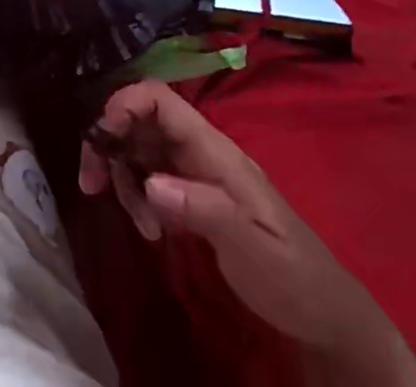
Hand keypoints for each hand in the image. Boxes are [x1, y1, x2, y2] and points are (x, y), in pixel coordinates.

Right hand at [79, 81, 415, 374]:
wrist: (323, 315)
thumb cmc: (293, 278)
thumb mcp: (253, 250)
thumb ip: (205, 210)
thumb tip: (151, 182)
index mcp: (215, 151)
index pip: (160, 99)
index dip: (123, 104)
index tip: (100, 140)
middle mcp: (199, 151)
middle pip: (139, 121)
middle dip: (109, 145)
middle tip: (92, 185)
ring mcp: (193, 172)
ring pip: (137, 150)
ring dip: (123, 179)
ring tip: (142, 225)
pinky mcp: (189, 194)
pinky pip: (147, 178)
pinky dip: (136, 197)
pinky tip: (151, 230)